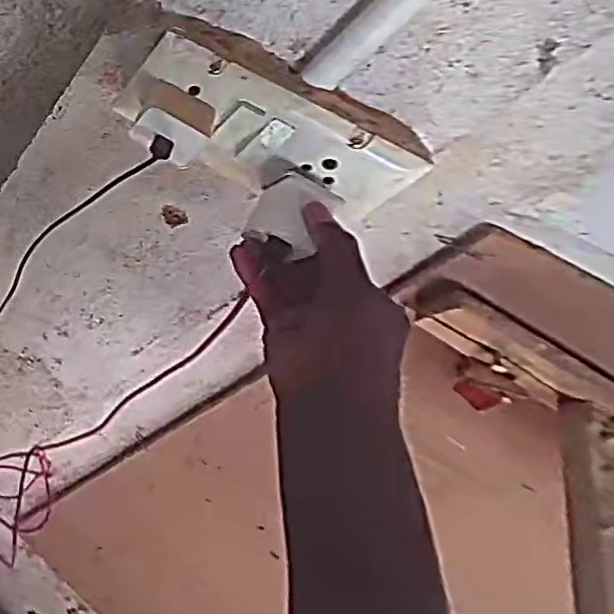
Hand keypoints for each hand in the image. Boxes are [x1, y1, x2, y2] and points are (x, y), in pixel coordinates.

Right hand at [230, 203, 408, 409]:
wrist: (329, 402)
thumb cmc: (354, 354)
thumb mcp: (353, 290)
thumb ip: (335, 249)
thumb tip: (322, 215)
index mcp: (371, 300)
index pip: (344, 256)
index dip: (323, 233)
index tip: (302, 210)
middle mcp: (340, 308)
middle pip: (311, 264)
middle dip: (291, 242)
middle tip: (271, 218)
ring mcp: (309, 319)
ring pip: (286, 277)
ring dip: (268, 255)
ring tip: (252, 233)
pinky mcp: (282, 328)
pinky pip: (266, 292)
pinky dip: (254, 273)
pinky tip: (242, 255)